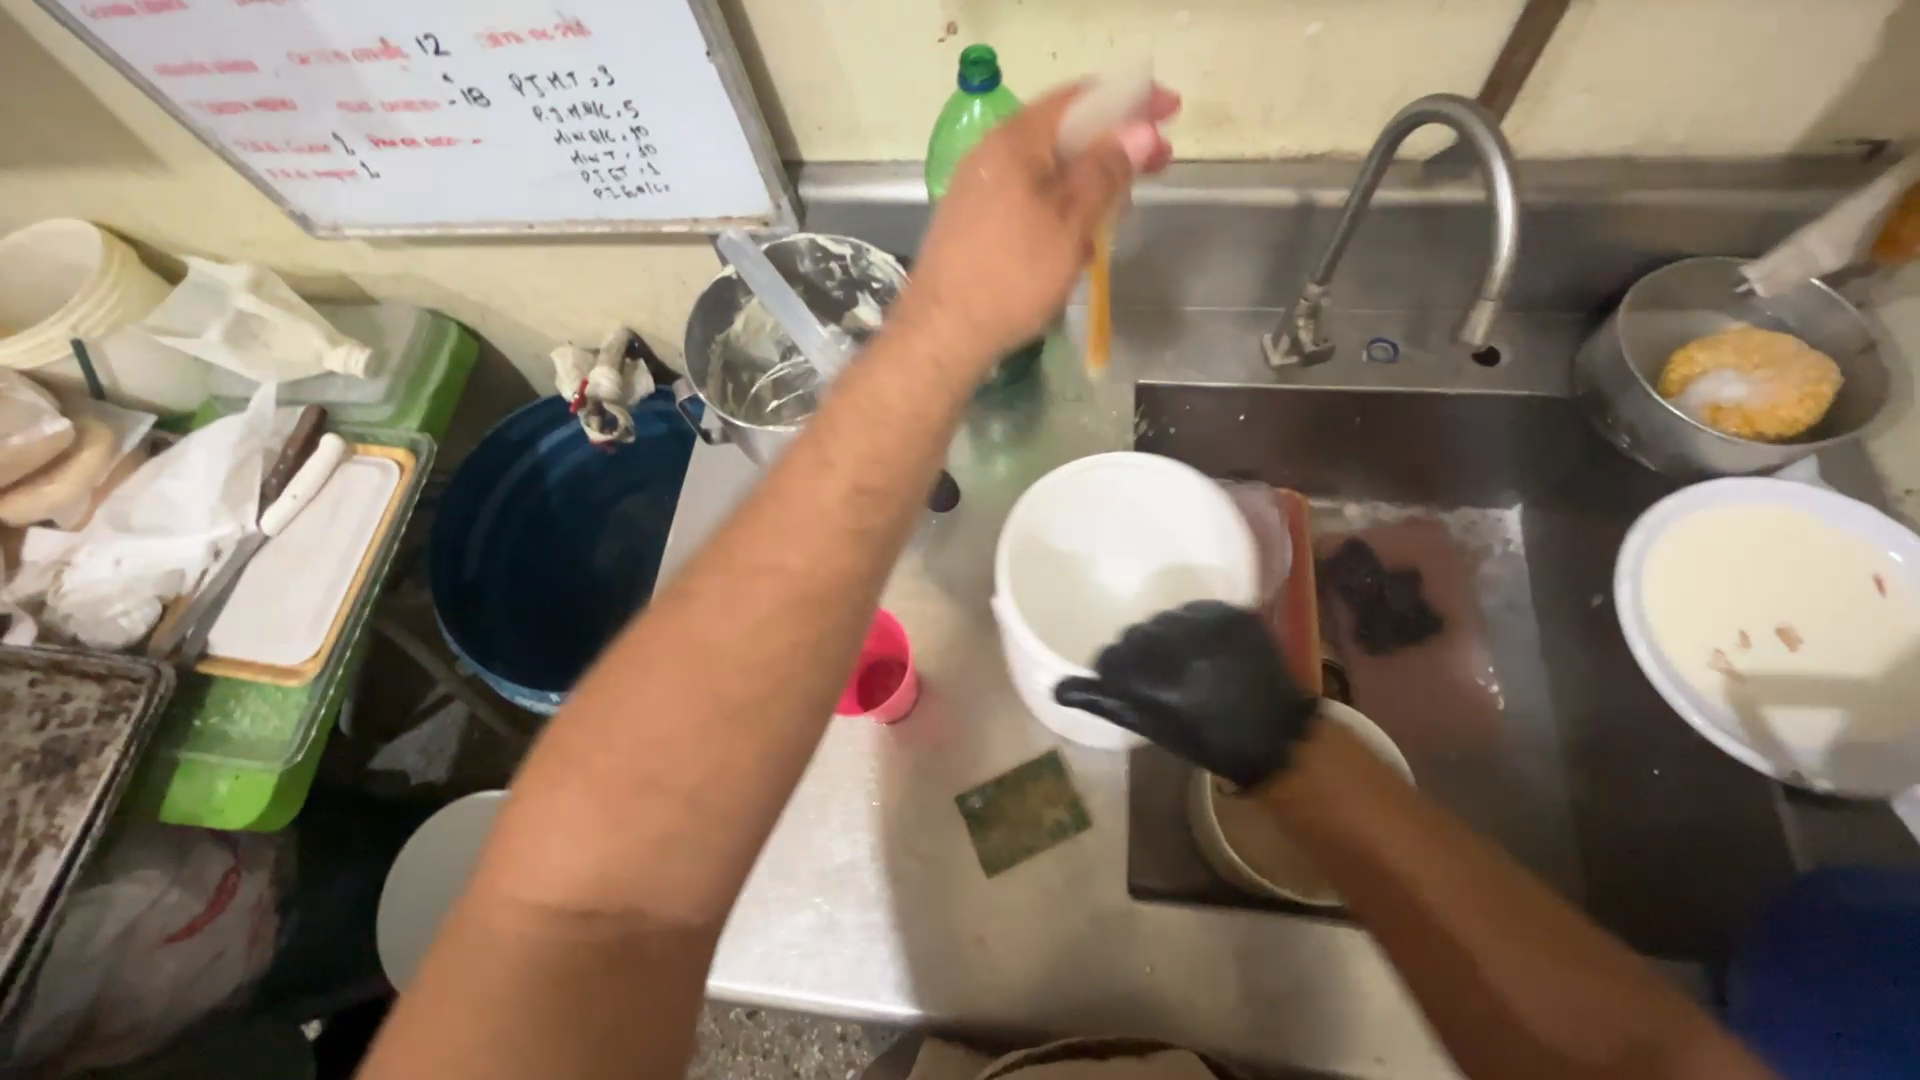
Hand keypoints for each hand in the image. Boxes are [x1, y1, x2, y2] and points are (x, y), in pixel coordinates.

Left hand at [897, 81, 1179, 366]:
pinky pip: (1027, 202)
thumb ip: (1105, 172)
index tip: (1170, 112)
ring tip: (1119, 210)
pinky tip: (1077, 242)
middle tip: (1156, 166)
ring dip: (1087, 184)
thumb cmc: (1011, 277)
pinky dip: (1060, 210)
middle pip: (1063, 135)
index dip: (1131, 101)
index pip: (1081, 99)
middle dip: (1113, 148)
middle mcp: (991, 154)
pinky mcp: (972, 225)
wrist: (941, 334)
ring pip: (1046, 173)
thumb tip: (1140, 130)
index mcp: (1016, 140)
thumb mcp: (1069, 224)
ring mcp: (977, 190)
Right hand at [1054, 601, 1318, 789]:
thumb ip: (1104, 701)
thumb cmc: (1207, 740)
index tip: (1128, 683)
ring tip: (1186, 661)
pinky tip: (1206, 647)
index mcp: (1155, 681)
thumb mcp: (1150, 725)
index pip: (1110, 658)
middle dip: (1141, 653)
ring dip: (1167, 637)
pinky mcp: (1233, 613)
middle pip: (1136, 634)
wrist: (1276, 736)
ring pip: (1164, 619)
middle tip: (1159, 674)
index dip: (1115, 670)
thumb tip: (1057, 688)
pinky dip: (1195, 626)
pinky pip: (1196, 610)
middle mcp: (1178, 646)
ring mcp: (1210, 626)